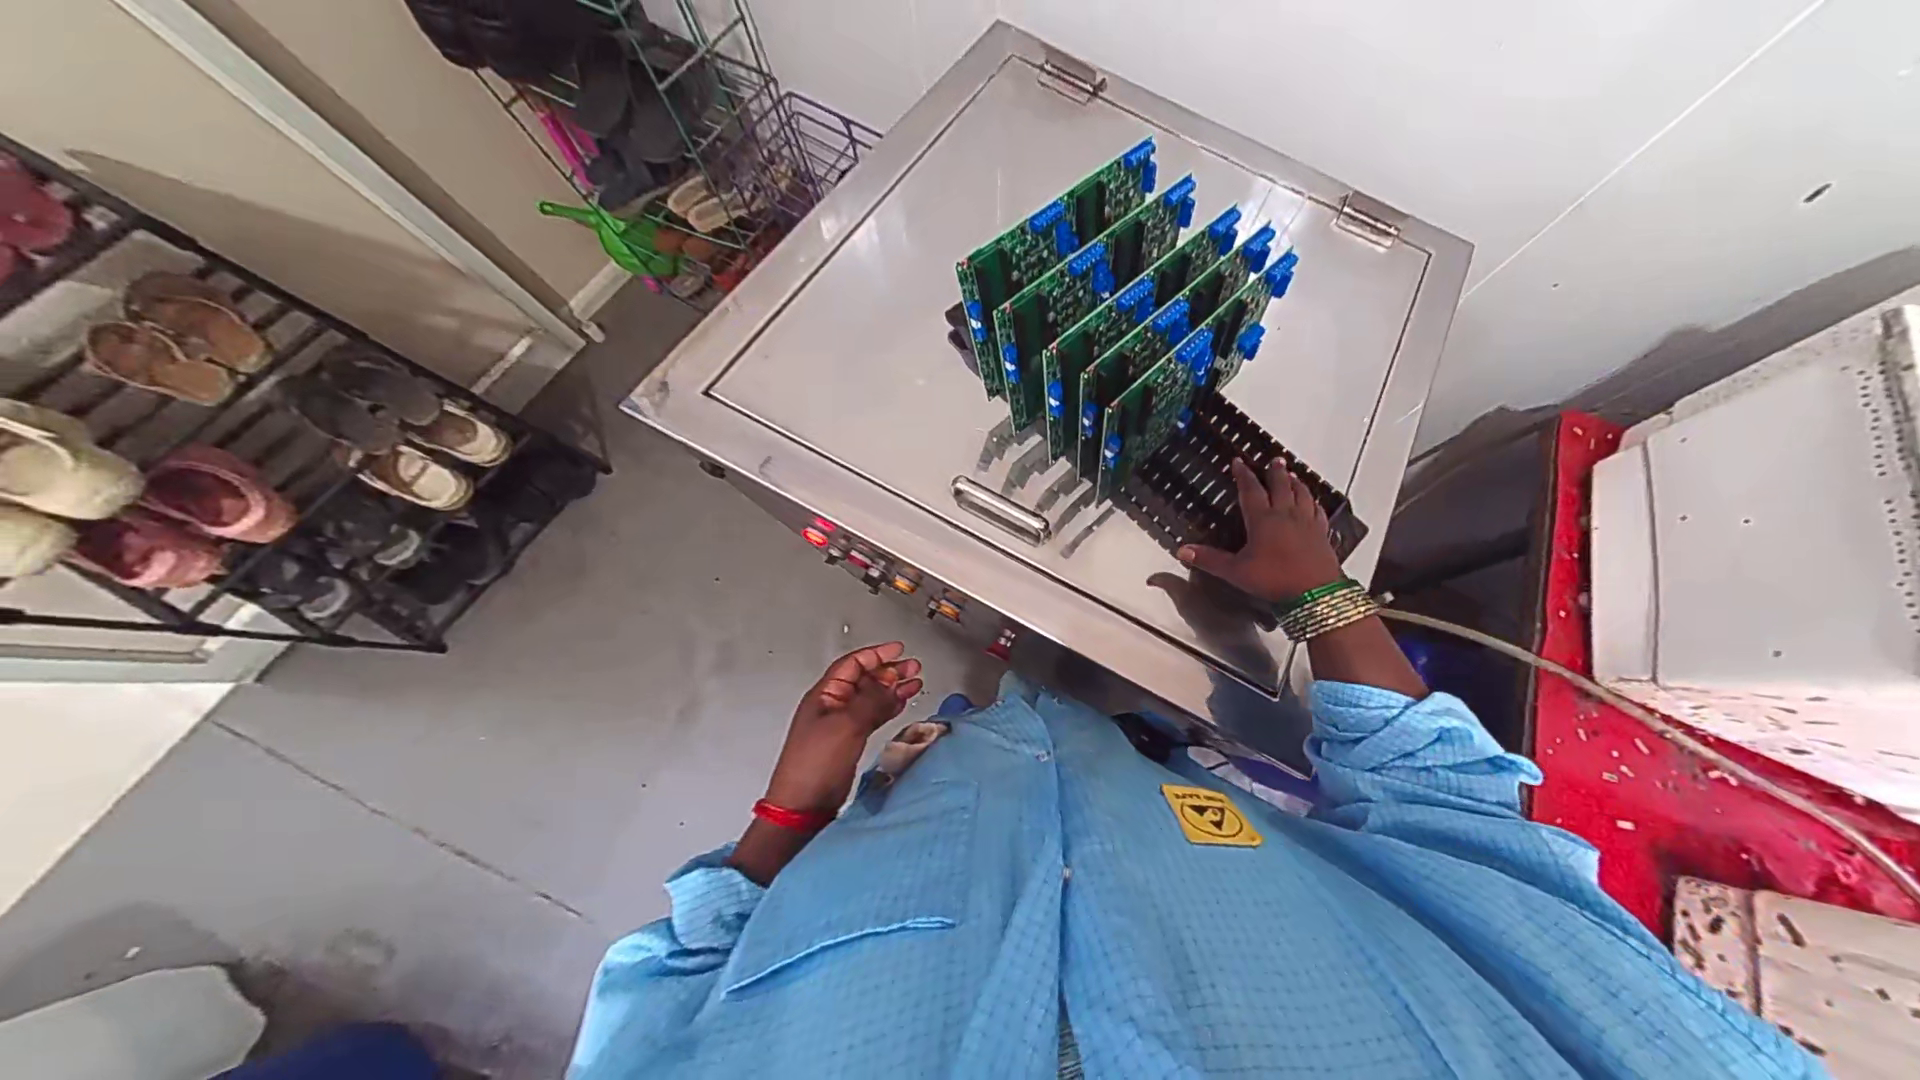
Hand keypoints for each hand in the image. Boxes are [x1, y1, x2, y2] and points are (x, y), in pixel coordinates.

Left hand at [763, 642, 923, 815]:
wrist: (804, 804)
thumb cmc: (812, 764)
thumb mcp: (845, 725)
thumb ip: (870, 701)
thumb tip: (889, 683)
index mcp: (825, 694)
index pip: (853, 664)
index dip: (876, 654)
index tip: (897, 650)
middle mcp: (833, 705)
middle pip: (865, 678)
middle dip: (889, 670)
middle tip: (912, 666)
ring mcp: (842, 723)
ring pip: (872, 697)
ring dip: (893, 688)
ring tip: (915, 681)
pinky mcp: (851, 740)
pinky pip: (874, 715)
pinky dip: (889, 707)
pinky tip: (902, 702)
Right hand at [1175, 459, 1344, 604]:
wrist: (1315, 593)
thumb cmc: (1273, 579)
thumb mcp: (1235, 571)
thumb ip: (1209, 559)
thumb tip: (1181, 551)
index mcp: (1263, 520)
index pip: (1251, 490)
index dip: (1243, 475)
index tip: (1238, 461)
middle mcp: (1286, 515)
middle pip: (1281, 486)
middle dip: (1276, 472)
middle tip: (1276, 459)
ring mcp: (1307, 523)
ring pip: (1302, 495)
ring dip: (1297, 482)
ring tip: (1293, 475)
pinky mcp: (1322, 534)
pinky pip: (1318, 511)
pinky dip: (1314, 502)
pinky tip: (1314, 502)